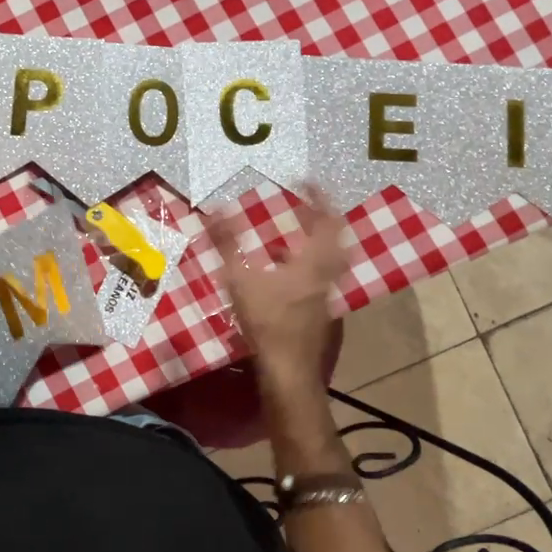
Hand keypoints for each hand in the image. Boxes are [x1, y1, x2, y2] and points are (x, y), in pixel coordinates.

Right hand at [210, 185, 348, 395]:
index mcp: (313, 261)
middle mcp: (326, 274)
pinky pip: (321, 277)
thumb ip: (227, 243)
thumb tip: (215, 210)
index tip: (307, 182)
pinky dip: (310, 265)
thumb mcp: (240, 278)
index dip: (318, 198)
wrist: (288, 369)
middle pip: (336, 240)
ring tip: (298, 234)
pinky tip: (289, 270)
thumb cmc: (267, 320)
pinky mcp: (320, 312)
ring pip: (331, 260)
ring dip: (319, 243)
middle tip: (308, 206)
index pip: (325, 220)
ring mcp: (326, 295)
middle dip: (323, 220)